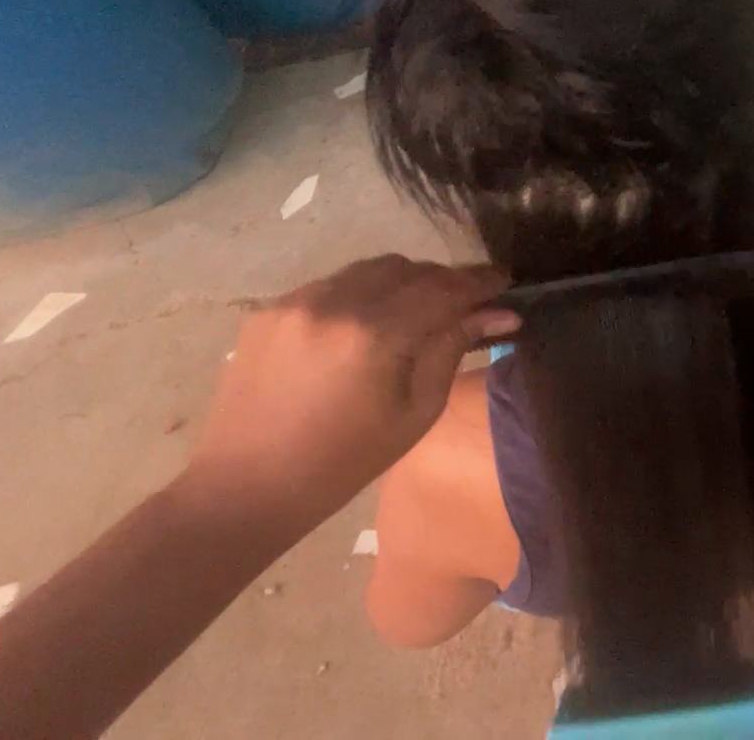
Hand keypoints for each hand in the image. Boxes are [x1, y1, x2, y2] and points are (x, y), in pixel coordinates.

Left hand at [183, 256, 515, 528]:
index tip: (507, 280)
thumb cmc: (348, 458)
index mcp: (376, 334)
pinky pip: (336, 283)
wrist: (246, 485)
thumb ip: (455, 347)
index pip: (445, 288)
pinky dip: (366, 292)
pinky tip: (370, 324)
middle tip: (467, 303)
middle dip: (444, 280)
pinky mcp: (270, 309)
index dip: (482, 281)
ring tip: (418, 311)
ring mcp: (297, 302)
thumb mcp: (419, 408)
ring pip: (372, 269)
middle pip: (411, 268)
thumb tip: (502, 313)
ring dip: (406, 281)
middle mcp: (336, 303)